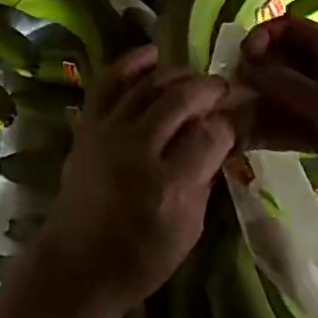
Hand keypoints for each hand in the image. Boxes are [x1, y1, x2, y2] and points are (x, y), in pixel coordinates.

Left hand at [29, 45, 236, 316]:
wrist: (78, 263)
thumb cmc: (141, 257)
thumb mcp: (189, 229)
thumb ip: (206, 177)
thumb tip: (222, 136)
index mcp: (168, 186)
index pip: (210, 135)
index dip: (229, 121)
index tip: (238, 116)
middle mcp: (138, 149)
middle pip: (182, 99)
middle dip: (210, 88)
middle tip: (223, 88)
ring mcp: (108, 131)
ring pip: (151, 84)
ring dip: (179, 74)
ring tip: (196, 77)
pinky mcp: (88, 123)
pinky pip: (111, 80)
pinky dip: (133, 62)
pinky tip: (155, 54)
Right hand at [237, 15, 317, 164]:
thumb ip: (285, 83)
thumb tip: (246, 65)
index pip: (292, 27)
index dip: (263, 36)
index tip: (240, 58)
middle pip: (286, 61)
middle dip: (255, 73)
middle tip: (225, 94)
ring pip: (288, 96)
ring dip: (259, 105)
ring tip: (227, 122)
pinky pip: (296, 125)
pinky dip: (273, 129)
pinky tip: (245, 141)